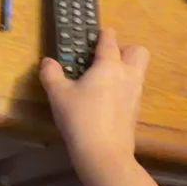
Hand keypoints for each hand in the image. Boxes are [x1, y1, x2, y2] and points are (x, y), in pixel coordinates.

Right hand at [40, 27, 150, 169]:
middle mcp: (127, 75)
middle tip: (105, 57)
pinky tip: (107, 97)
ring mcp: (135, 93)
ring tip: (104, 77)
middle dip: (124, 49)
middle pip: (137, 51)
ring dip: (126, 67)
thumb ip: (51, 74)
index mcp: (109, 66)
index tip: (97, 33)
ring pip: (139, 69)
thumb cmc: (79, 117)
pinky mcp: (136, 109)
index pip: (109, 41)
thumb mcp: (57, 94)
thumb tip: (47, 61)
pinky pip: (134, 87)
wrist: (103, 152)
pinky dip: (124, 85)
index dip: (103, 34)